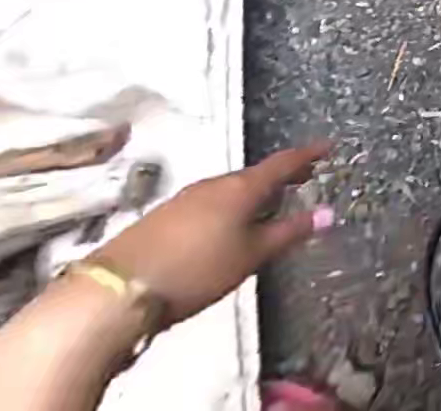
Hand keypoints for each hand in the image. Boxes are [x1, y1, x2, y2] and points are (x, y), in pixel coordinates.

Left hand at [89, 142, 333, 324]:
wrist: (111, 294)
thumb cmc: (196, 268)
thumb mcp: (251, 255)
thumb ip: (289, 232)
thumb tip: (329, 213)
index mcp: (243, 187)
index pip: (284, 162)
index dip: (308, 154)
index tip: (328, 146)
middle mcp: (215, 184)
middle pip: (256, 174)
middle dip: (281, 176)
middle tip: (303, 179)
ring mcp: (184, 199)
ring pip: (229, 188)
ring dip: (252, 193)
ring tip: (267, 205)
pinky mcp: (160, 218)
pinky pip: (207, 203)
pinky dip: (226, 206)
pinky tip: (224, 226)